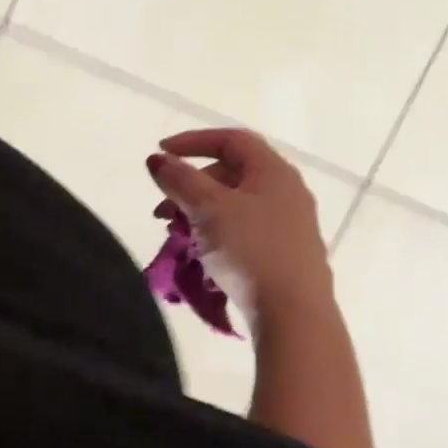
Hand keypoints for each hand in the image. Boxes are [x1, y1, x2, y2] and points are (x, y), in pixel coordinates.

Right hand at [145, 128, 332, 318]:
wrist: (290, 307)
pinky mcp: (281, 247)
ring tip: (174, 235)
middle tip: (161, 210)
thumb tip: (157, 159)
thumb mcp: (208, 210)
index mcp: (272, 172)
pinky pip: (240, 226)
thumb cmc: (250, 250)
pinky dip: (213, 230)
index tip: (158, 154)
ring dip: (197, 211)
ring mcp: (286, 220)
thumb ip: (180, 181)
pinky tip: (199, 251)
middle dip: (189, 185)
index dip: (192, 141)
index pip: (230, 140)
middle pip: (229, 173)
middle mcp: (284, 189)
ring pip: (232, 202)